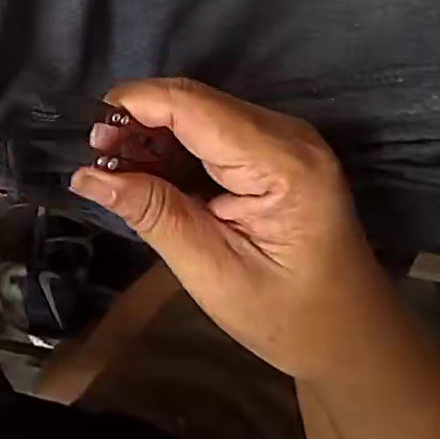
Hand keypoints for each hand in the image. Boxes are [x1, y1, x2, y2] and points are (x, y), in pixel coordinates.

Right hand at [71, 78, 403, 381]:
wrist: (354, 339)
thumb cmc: (289, 318)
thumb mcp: (211, 272)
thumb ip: (150, 213)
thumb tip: (85, 175)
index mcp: (281, 163)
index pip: (191, 105)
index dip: (132, 106)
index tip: (88, 137)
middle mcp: (284, 133)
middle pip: (189, 98)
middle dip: (135, 118)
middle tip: (97, 158)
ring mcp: (280, 136)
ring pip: (193, 106)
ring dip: (148, 130)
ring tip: (116, 168)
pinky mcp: (270, 145)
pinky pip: (206, 124)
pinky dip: (168, 141)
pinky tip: (148, 172)